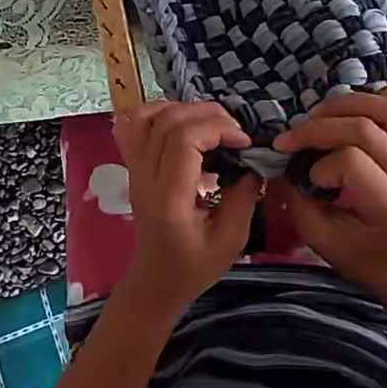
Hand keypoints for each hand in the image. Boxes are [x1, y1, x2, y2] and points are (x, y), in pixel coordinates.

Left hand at [111, 101, 261, 313]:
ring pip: (145, 117)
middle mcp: (145, 177)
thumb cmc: (194, 265)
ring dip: (182, 109)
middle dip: (207, 115)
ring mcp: (133, 168)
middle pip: (167, 123)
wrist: (156, 278)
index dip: (218, 129)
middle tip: (235, 131)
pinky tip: (182, 123)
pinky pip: (132, 126)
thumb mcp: (232, 239)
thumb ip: (244, 195)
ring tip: (211, 124)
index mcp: (169, 198)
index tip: (245, 142)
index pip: (184, 141)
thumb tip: (254, 159)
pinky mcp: (132, 165)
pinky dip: (156, 113)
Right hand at [271, 87, 386, 296]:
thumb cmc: (358, 255)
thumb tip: (278, 162)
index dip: (320, 164)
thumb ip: (297, 198)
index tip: (307, 180)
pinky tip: (355, 105)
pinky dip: (384, 95)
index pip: (353, 161)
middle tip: (291, 140)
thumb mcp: (319, 238)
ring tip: (316, 117)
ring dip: (344, 104)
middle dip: (318, 128)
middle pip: (366, 129)